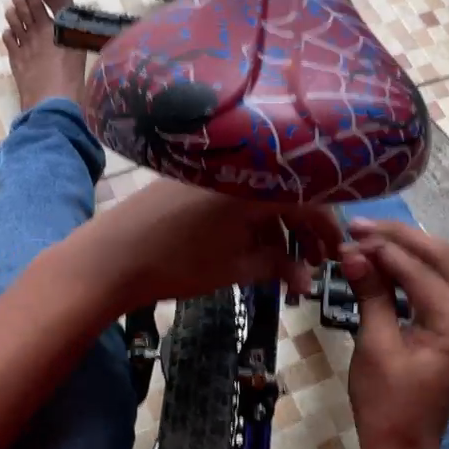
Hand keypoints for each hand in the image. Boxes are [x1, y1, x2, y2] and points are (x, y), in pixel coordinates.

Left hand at [67, 178, 345, 310]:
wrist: (112, 256)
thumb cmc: (179, 263)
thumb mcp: (235, 268)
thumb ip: (277, 266)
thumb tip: (307, 279)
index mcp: (256, 185)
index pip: (309, 200)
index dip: (327, 229)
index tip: (337, 255)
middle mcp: (242, 169)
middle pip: (289, 195)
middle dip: (305, 232)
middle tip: (313, 266)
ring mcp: (217, 173)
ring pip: (263, 198)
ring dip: (279, 231)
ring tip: (284, 269)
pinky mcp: (197, 181)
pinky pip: (240, 197)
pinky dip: (253, 223)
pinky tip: (255, 251)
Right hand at [340, 220, 448, 448]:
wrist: (403, 448)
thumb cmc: (387, 404)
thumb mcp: (375, 345)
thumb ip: (371, 293)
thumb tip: (352, 252)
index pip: (420, 269)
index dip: (382, 249)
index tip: (347, 236)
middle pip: (440, 257)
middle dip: (398, 239)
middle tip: (357, 228)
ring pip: (442, 266)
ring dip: (405, 251)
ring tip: (365, 240)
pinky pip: (440, 285)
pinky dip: (412, 271)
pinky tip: (384, 261)